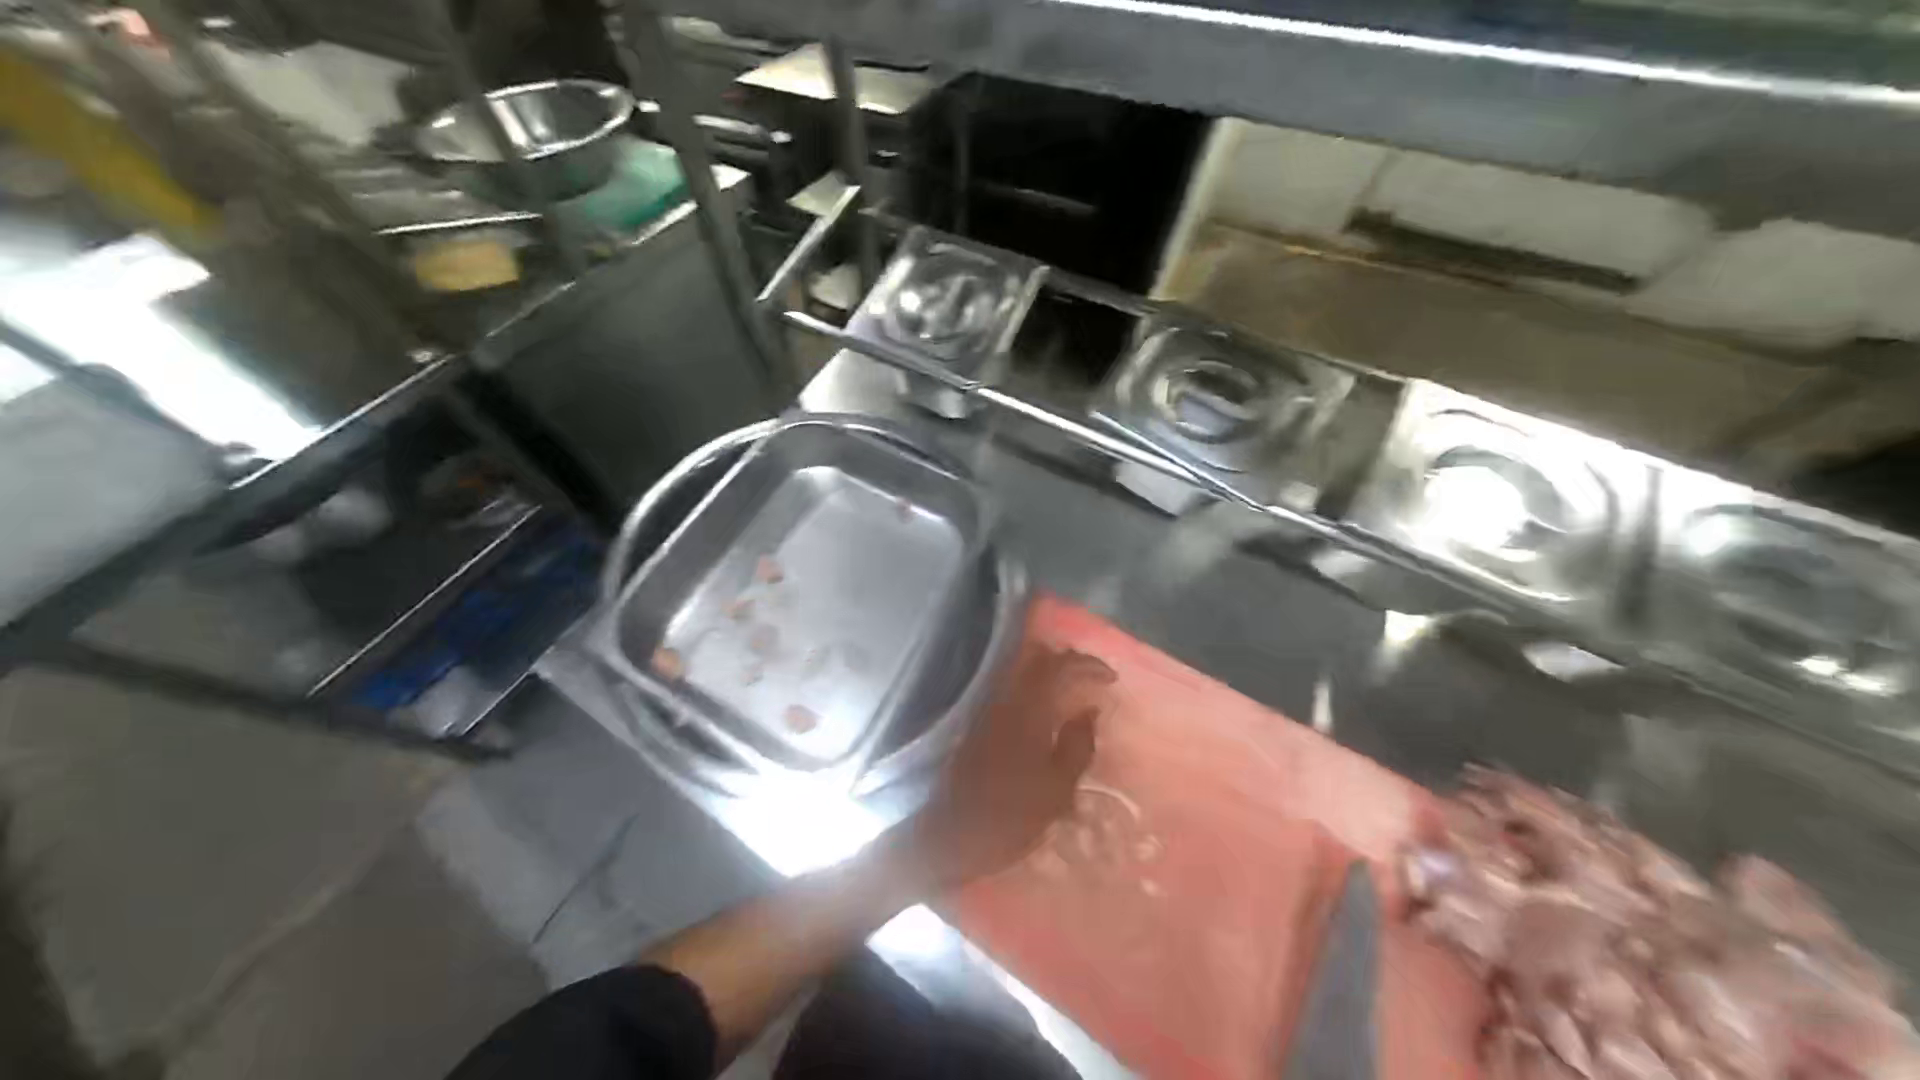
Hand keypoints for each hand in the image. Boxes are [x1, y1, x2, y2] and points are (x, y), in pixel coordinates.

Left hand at [901, 646, 1114, 891]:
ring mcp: (985, 706)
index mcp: (1028, 708)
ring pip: (1020, 671)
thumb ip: (1078, 745)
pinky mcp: (975, 721)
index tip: (1110, 678)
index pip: (1059, 664)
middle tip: (1089, 679)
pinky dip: (1030, 689)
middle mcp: (1003, 697)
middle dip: (1066, 661)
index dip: (1088, 663)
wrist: (948, 834)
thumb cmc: (1009, 815)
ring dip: (1047, 673)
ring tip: (1069, 693)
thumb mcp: (1057, 789)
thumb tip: (1089, 711)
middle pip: (1036, 658)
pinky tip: (1042, 711)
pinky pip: (1009, 688)